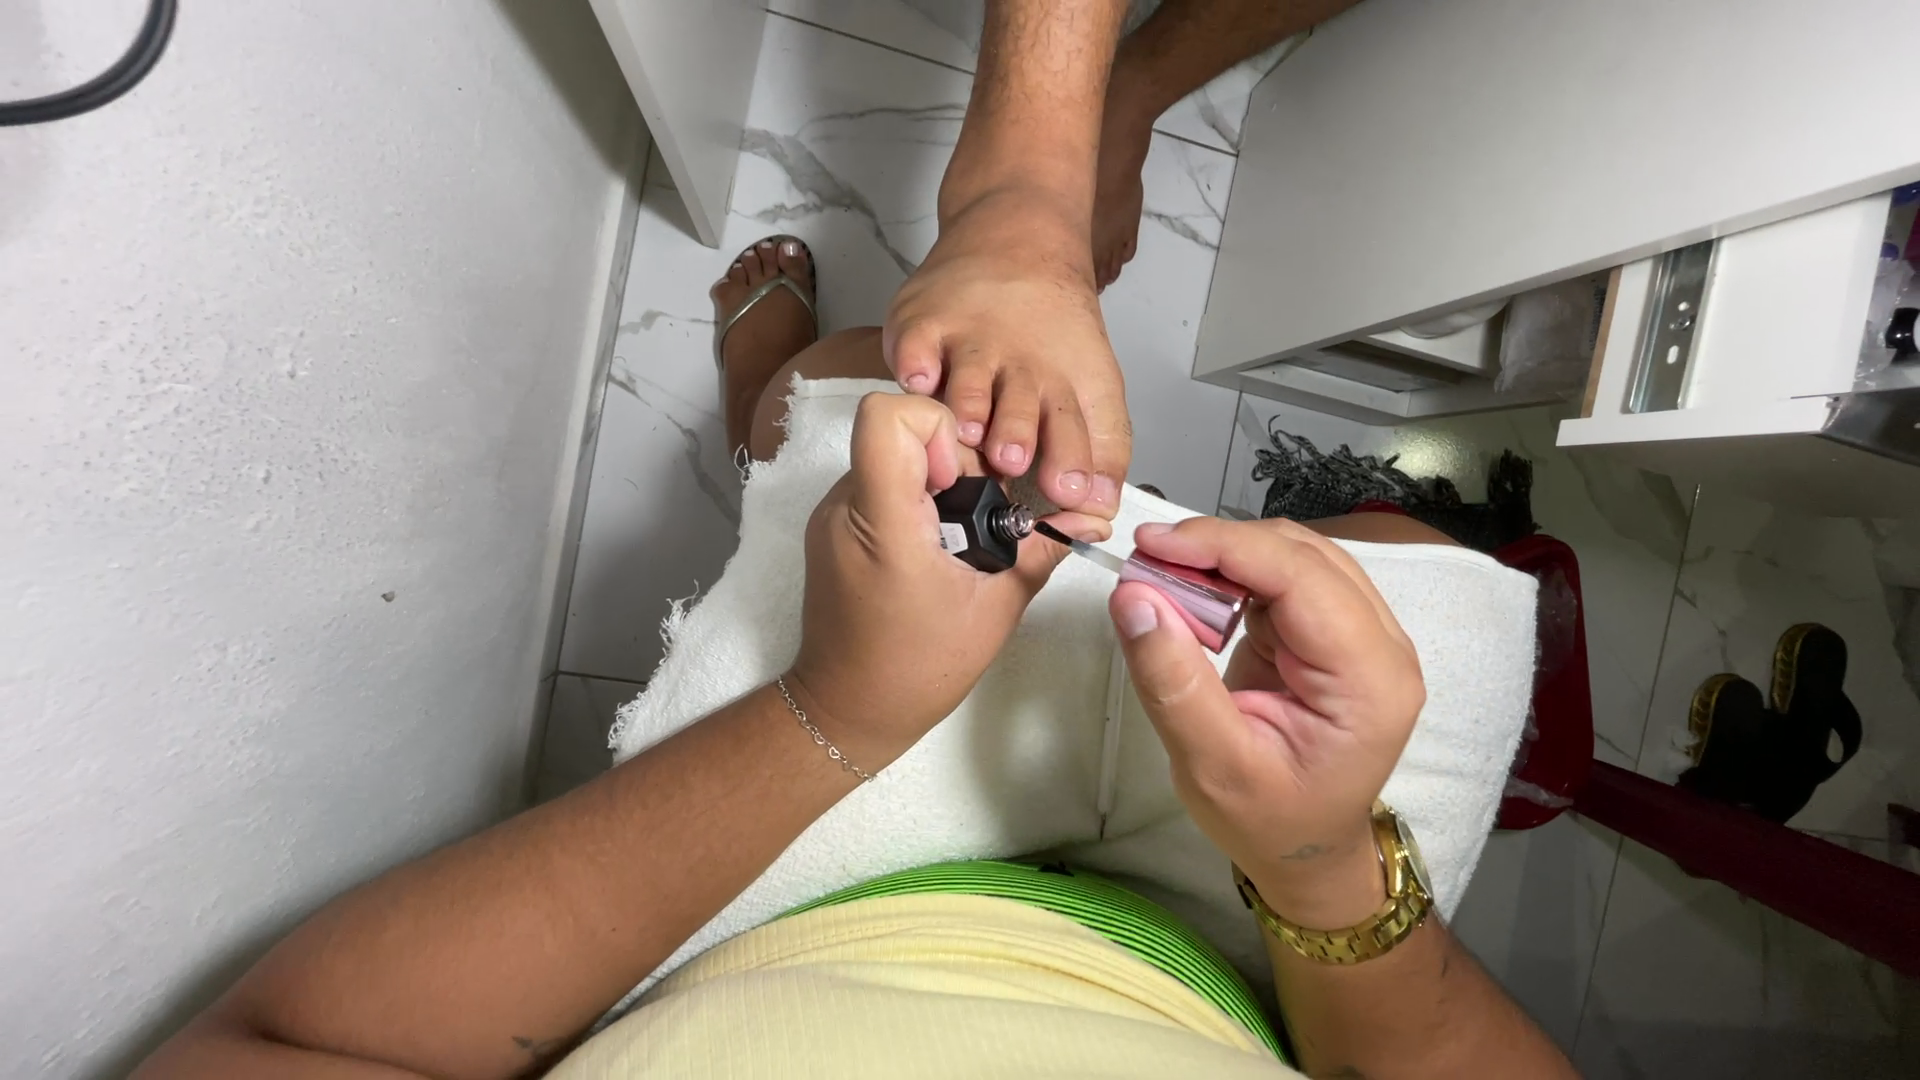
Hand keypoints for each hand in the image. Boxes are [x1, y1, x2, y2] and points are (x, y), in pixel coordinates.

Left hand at [790, 392, 1110, 771]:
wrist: (847, 708)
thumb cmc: (916, 669)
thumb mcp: (994, 608)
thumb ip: (1039, 549)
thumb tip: (1087, 518)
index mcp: (883, 523)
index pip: (889, 417)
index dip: (938, 429)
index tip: (961, 480)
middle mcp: (845, 506)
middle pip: (898, 430)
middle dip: (952, 458)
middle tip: (977, 514)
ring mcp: (832, 514)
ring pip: (890, 454)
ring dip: (934, 480)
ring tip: (958, 536)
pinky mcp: (833, 526)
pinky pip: (878, 481)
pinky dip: (914, 497)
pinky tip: (935, 546)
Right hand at [884, 189, 1129, 517]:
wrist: (1017, 242)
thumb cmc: (1052, 330)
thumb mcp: (1093, 386)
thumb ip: (1100, 451)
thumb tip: (1101, 509)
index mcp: (1063, 388)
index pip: (1075, 428)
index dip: (1072, 461)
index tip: (1070, 492)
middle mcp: (1019, 368)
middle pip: (1020, 407)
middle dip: (1017, 433)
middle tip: (1013, 458)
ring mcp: (971, 344)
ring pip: (970, 380)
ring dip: (971, 405)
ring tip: (970, 429)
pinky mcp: (926, 324)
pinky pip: (917, 345)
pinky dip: (915, 361)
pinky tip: (917, 379)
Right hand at [1106, 518, 1424, 927]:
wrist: (1304, 847)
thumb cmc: (1267, 820)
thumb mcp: (1210, 764)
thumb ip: (1173, 682)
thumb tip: (1133, 597)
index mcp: (1369, 680)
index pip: (1300, 577)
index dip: (1224, 546)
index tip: (1150, 544)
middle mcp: (1379, 644)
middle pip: (1300, 555)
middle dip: (1218, 545)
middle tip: (1145, 559)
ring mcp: (1360, 633)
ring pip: (1291, 554)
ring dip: (1223, 553)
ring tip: (1161, 572)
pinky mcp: (1330, 630)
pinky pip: (1280, 575)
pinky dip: (1230, 571)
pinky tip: (1192, 587)